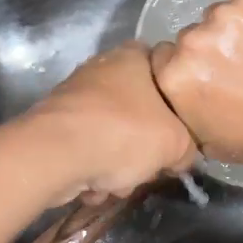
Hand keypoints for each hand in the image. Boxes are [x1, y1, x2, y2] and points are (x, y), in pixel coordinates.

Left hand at [25, 41, 197, 205]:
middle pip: (136, 106)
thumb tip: (183, 154)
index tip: (178, 126)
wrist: (55, 153)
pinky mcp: (56, 121)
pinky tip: (93, 186)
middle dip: (142, 141)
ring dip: (116, 161)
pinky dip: (90, 166)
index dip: (173, 99)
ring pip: (111, 130)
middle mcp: (102, 66)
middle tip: (148, 164)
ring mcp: (76, 93)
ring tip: (117, 182)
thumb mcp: (175, 143)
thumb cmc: (123, 133)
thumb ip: (187, 146)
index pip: (162, 68)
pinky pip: (85, 145)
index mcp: (133, 56)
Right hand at [151, 0, 242, 167]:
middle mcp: (191, 41)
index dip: (183, 70)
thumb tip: (183, 103)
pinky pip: (241, 0)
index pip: (160, 62)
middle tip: (237, 68)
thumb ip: (187, 117)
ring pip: (215, 17)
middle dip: (207, 51)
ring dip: (230, 31)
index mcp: (176, 79)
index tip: (205, 77)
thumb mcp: (216, 145)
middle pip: (188, 37)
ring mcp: (222, 14)